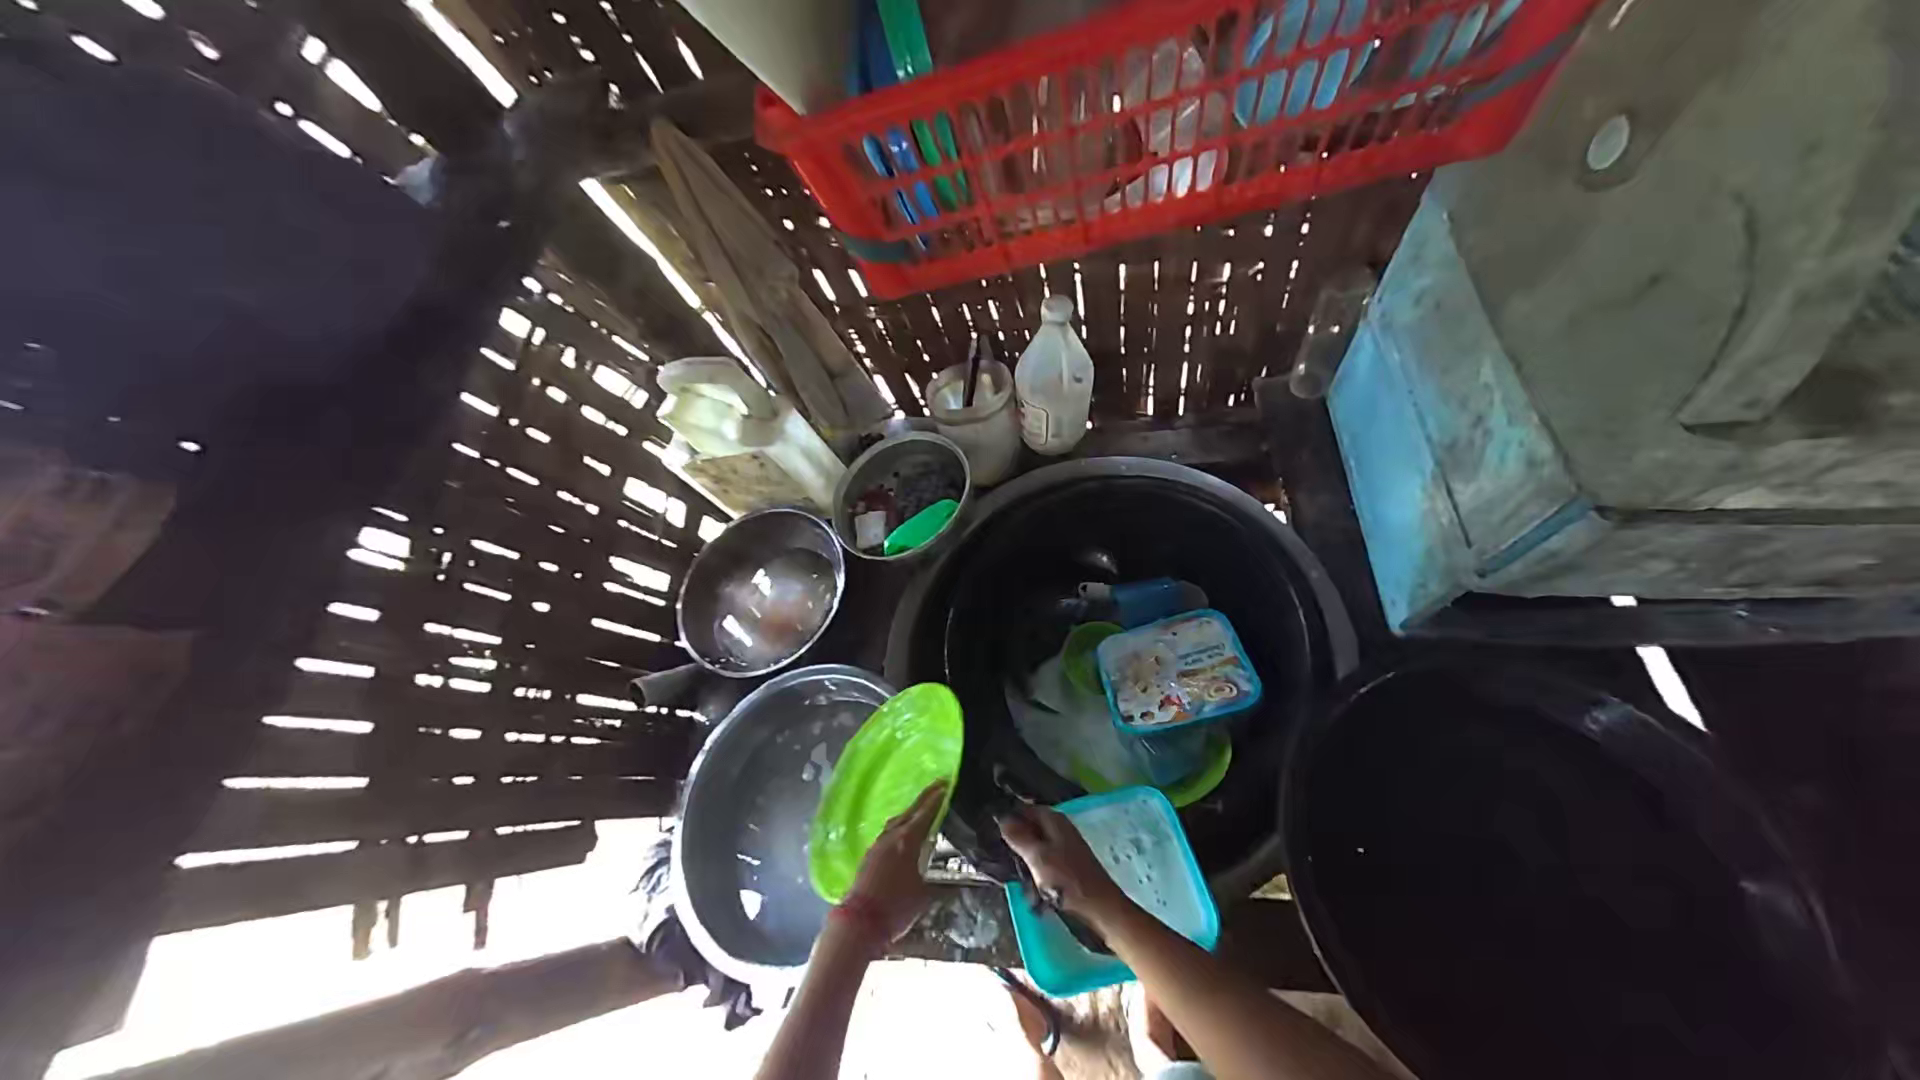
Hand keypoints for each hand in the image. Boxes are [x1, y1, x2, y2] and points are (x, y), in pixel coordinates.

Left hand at [841, 782, 945, 944]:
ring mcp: (880, 841)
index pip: (929, 808)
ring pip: (901, 817)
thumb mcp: (928, 895)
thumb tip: (964, 876)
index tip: (953, 782)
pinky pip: (892, 829)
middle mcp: (893, 833)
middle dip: (929, 795)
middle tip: (944, 785)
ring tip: (930, 808)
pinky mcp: (872, 851)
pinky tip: (909, 832)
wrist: (860, 922)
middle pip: (914, 807)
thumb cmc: (897, 907)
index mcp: (909, 837)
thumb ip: (947, 882)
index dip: (941, 794)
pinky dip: (905, 823)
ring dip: (916, 810)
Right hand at [999, 805, 1130, 926]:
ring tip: (1015, 873)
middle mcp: (1060, 828)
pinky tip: (1031, 884)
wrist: (1102, 910)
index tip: (989, 829)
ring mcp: (1065, 846)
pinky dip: (1035, 869)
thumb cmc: (1068, 881)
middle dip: (1015, 839)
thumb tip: (1001, 816)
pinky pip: (1044, 860)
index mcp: (1054, 819)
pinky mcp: (1068, 864)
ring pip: (1035, 845)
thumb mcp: (1037, 857)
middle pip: (1029, 826)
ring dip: (1024, 858)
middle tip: (1000, 855)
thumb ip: (1019, 836)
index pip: (1024, 807)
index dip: (1007, 816)